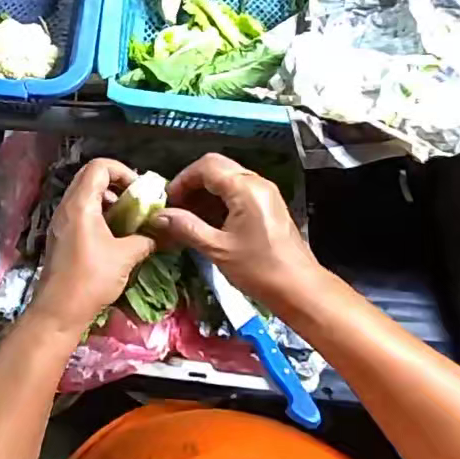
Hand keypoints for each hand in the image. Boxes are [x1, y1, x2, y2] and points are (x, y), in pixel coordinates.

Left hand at [27, 159, 156, 333]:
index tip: (140, 191)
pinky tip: (116, 235)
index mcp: (80, 203)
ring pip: (86, 195)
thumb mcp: (125, 256)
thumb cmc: (91, 278)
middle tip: (138, 203)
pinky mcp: (62, 234)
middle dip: (118, 185)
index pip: (99, 166)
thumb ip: (145, 239)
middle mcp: (67, 205)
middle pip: (91, 177)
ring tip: (131, 220)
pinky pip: (82, 212)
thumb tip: (160, 233)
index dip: (123, 171)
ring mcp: (62, 219)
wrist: (59, 308)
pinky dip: (100, 214)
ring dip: (110, 201)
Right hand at [146, 155, 320, 301]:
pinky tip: (207, 221)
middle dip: (192, 183)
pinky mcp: (267, 206)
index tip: (168, 201)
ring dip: (204, 192)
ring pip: (226, 178)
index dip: (182, 180)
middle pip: (216, 167)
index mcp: (245, 189)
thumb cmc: (259, 269)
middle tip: (176, 205)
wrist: (302, 291)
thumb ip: (185, 227)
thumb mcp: (217, 249)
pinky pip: (237, 191)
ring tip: (187, 215)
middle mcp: (257, 183)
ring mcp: (265, 194)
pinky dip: (217, 199)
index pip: (206, 167)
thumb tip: (157, 216)